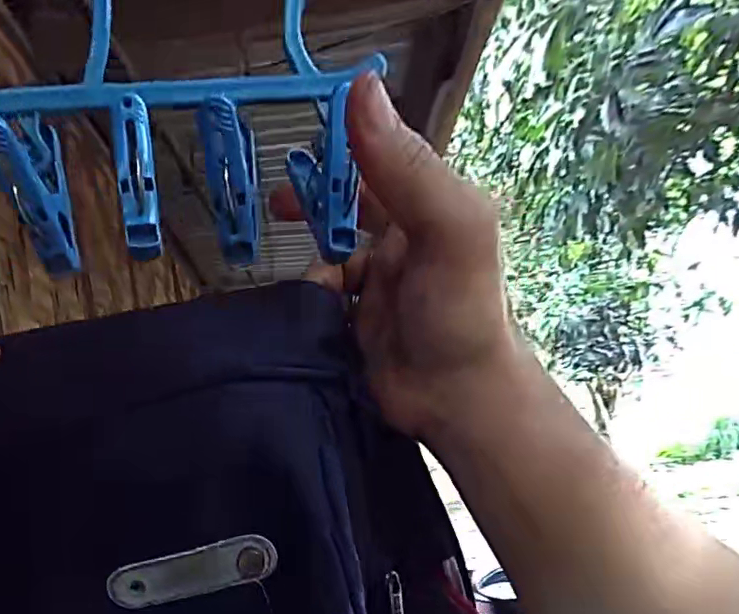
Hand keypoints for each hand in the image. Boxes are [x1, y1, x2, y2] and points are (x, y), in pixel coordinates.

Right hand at [270, 73, 536, 446]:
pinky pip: (319, 308)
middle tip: (277, 211)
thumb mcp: (446, 227)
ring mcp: (373, 293)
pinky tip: (303, 320)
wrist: (454, 400)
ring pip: (325, 265)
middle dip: (312, 211)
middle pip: (343, 215)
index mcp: (424, 212)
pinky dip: (306, 309)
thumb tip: (359, 88)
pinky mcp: (353, 331)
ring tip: (312, 294)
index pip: (376, 167)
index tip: (302, 156)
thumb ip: (405, 167)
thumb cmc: (460, 312)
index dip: (340, 156)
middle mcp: (397, 248)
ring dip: (309, 272)